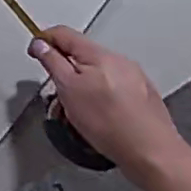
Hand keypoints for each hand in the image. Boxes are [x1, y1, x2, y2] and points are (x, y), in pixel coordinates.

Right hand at [28, 26, 190, 182]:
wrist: (155, 157)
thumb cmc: (111, 125)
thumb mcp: (68, 90)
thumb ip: (52, 62)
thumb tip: (41, 45)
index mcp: (100, 55)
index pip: (63, 33)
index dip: (43, 40)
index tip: (35, 54)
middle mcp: (121, 61)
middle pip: (82, 52)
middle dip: (65, 66)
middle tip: (58, 88)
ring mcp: (136, 78)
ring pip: (98, 70)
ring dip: (84, 81)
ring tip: (80, 107)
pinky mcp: (146, 96)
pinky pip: (115, 85)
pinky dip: (102, 93)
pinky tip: (102, 114)